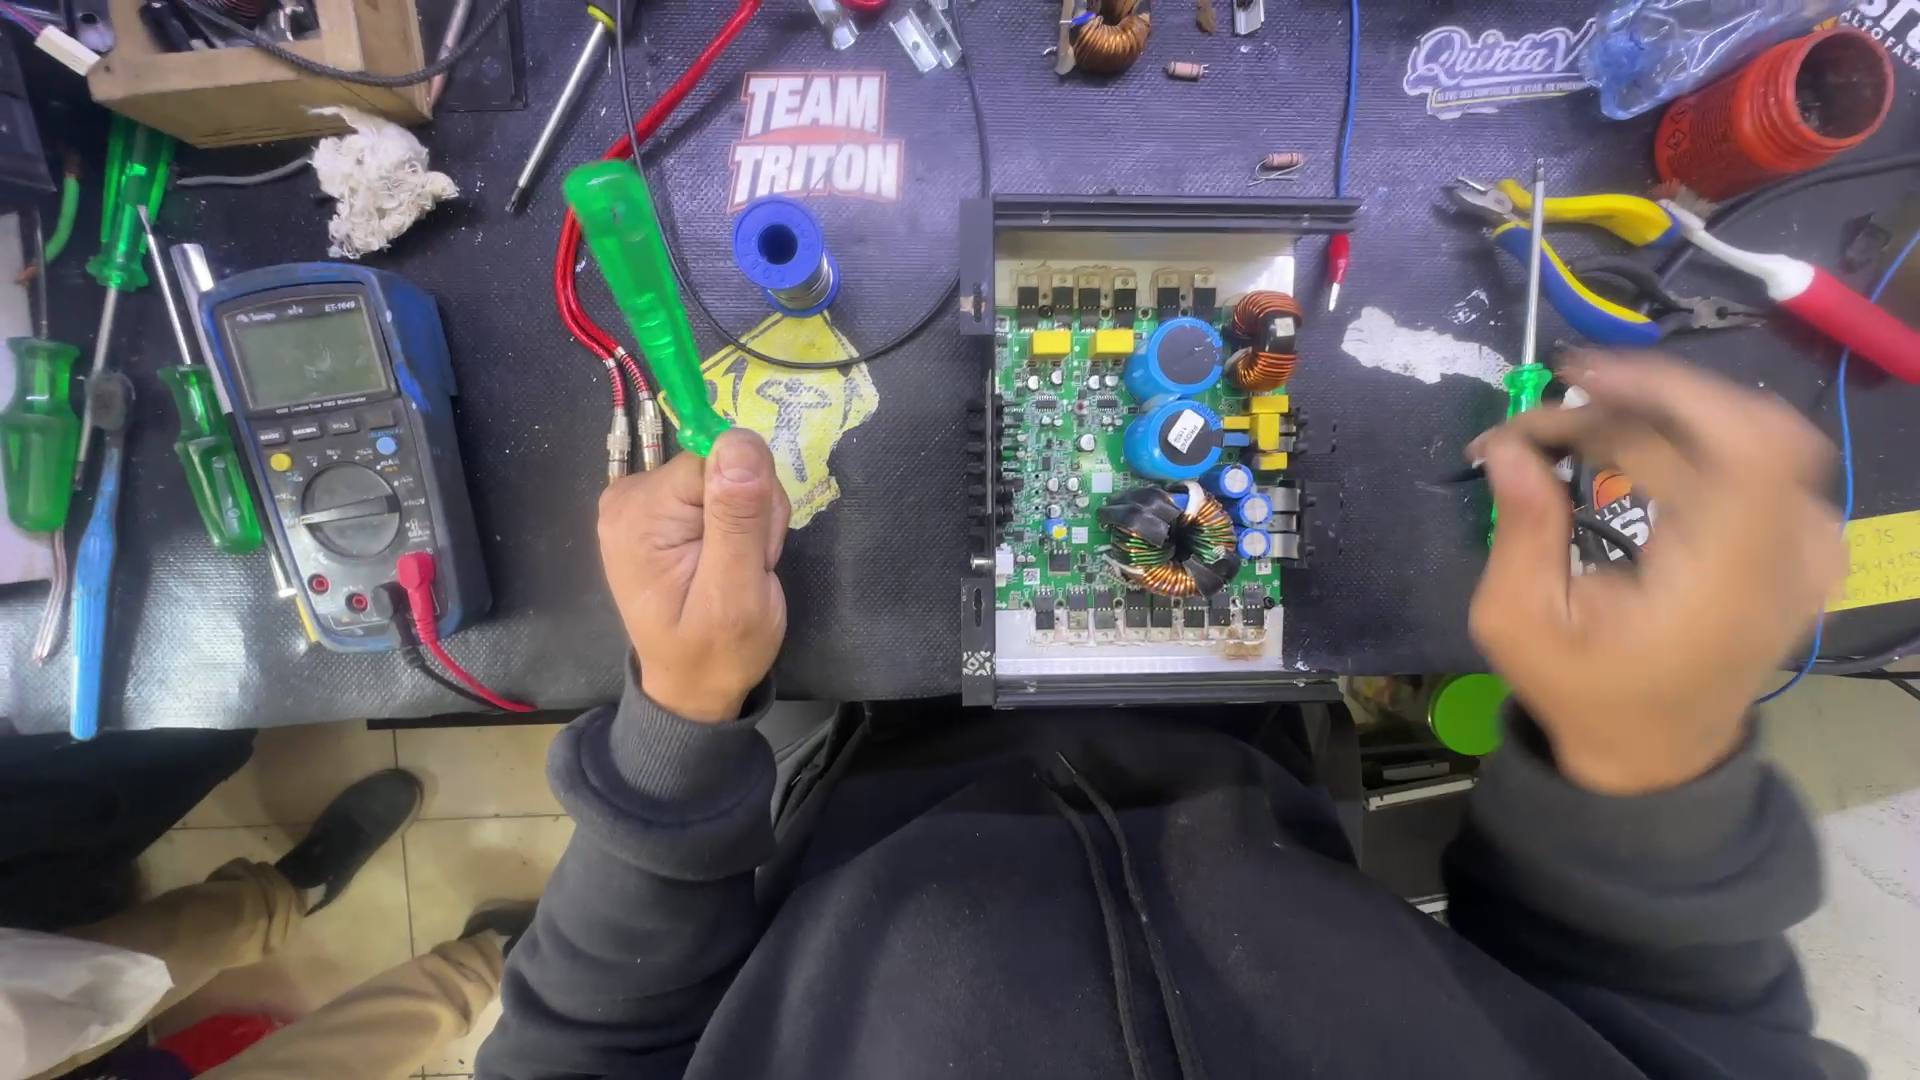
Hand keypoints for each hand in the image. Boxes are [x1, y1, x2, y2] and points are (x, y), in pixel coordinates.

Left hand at [598, 429, 790, 721]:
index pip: (718, 461)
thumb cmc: (717, 650)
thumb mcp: (737, 591)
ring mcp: (645, 500)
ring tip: (743, 569)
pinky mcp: (663, 508)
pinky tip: (735, 560)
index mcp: (640, 513)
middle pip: (724, 465)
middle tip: (750, 567)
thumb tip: (741, 440)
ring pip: (730, 476)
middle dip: (754, 513)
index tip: (755, 549)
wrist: (695, 685)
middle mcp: (631, 495)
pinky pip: (722, 491)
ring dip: (753, 522)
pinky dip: (743, 525)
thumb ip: (738, 517)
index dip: (751, 501)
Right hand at [1469, 353, 1845, 794]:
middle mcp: (1789, 556)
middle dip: (1648, 395)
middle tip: (1561, 402)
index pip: (1735, 446)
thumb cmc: (1576, 687)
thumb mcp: (1518, 617)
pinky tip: (1636, 447)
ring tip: (1584, 422)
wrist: (1649, 747)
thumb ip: (1523, 528)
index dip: (1656, 393)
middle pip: (1749, 427)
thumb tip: (1508, 447)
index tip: (1561, 388)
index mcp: (1723, 578)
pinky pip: (1761, 464)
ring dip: (1667, 414)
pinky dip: (1694, 439)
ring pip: (1759, 436)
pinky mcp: (1796, 549)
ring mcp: (1805, 552)